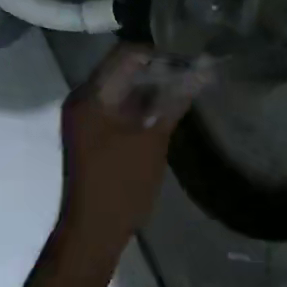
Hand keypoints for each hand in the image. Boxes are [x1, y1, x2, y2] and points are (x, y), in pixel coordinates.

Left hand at [57, 45, 205, 252]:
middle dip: (158, 69)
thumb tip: (203, 71)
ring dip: (152, 87)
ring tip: (187, 86)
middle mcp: (83, 99)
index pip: (125, 54)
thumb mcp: (152, 140)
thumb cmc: (120, 184)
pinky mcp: (93, 134)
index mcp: (91, 95)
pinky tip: (168, 108)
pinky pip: (119, 107)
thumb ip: (175, 100)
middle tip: (193, 71)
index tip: (189, 58)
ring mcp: (86, 117)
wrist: (93, 233)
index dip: (159, 53)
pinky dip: (142, 105)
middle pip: (123, 69)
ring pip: (123, 89)